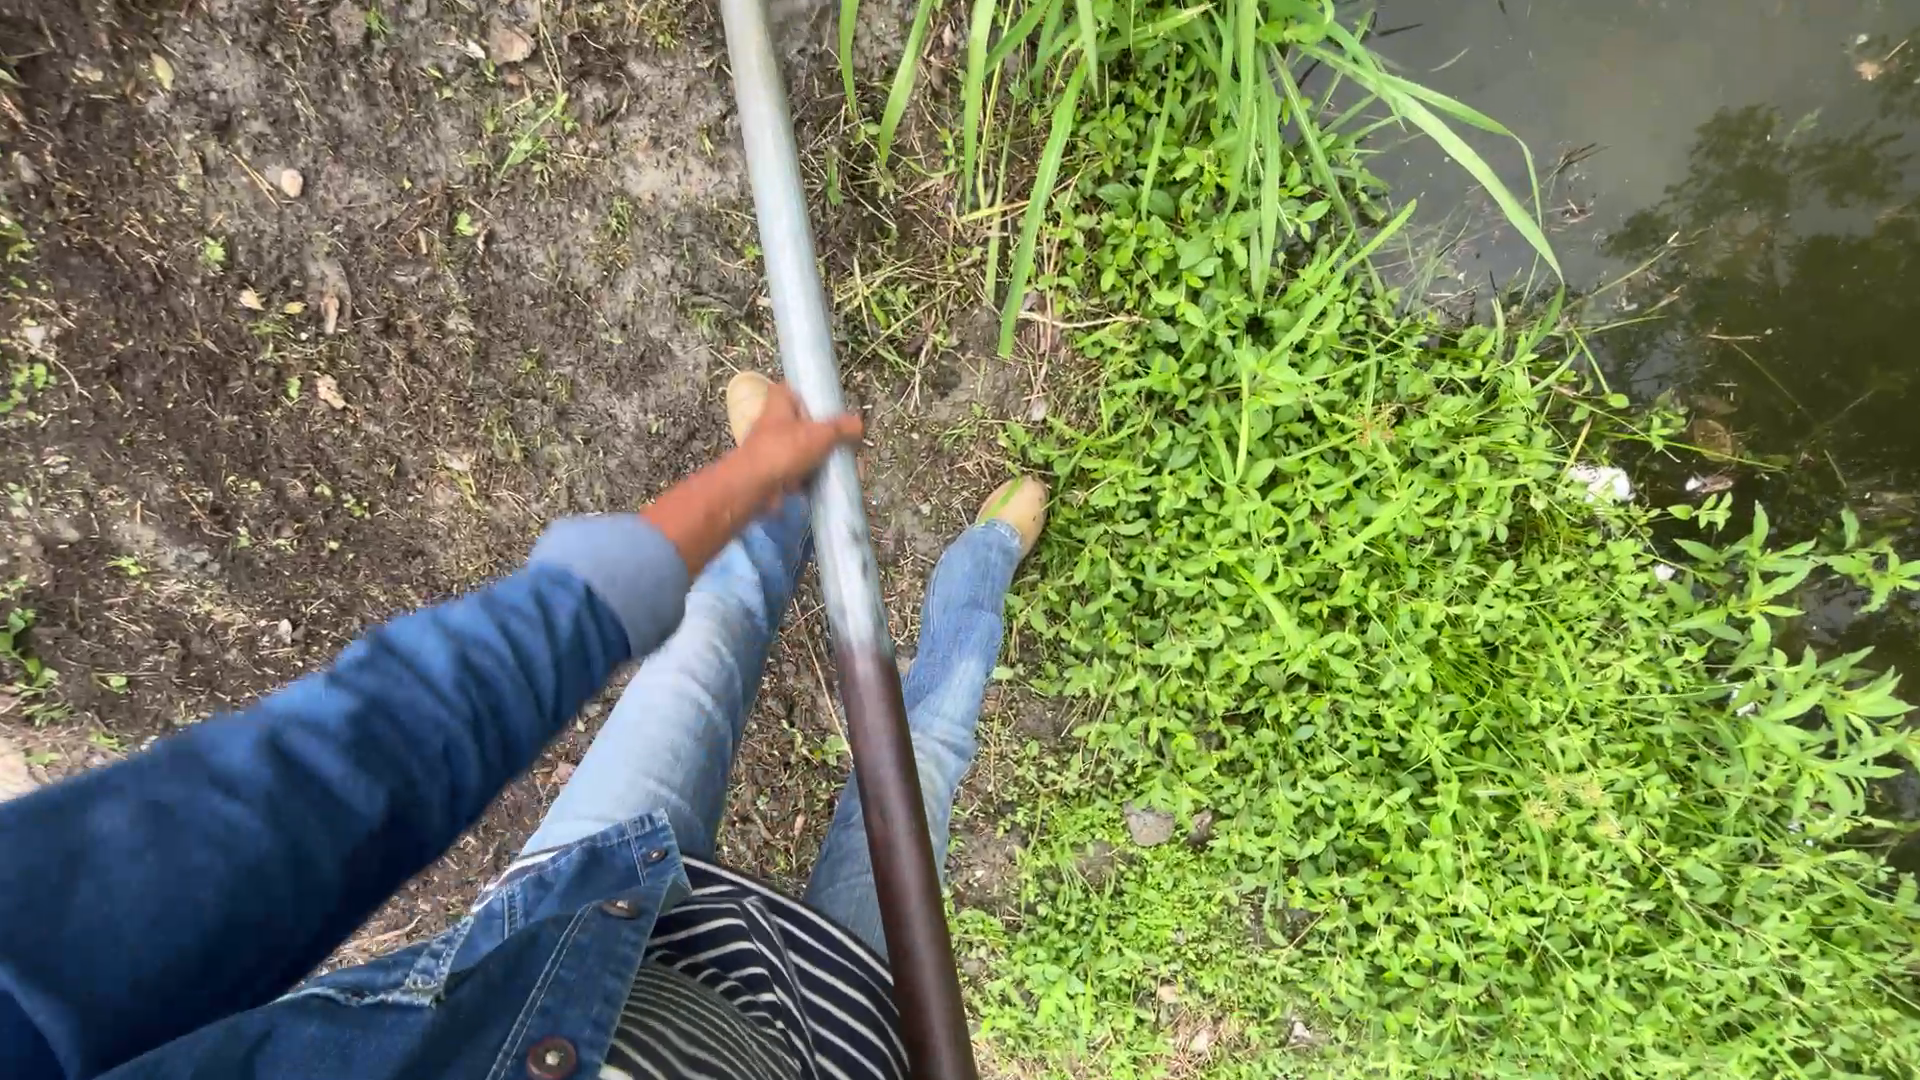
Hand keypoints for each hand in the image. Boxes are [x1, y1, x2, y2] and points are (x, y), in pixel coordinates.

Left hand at [641, 382, 862, 573]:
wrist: (754, 488)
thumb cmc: (784, 450)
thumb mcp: (820, 434)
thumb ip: (841, 428)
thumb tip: (858, 424)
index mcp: (778, 404)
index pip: (790, 390)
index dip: (807, 395)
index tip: (827, 405)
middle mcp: (773, 424)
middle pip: (803, 423)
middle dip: (825, 435)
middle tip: (846, 443)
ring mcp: (773, 450)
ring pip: (804, 450)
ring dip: (823, 459)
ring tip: (846, 466)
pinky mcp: (775, 474)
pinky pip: (800, 472)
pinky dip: (815, 478)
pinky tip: (832, 482)